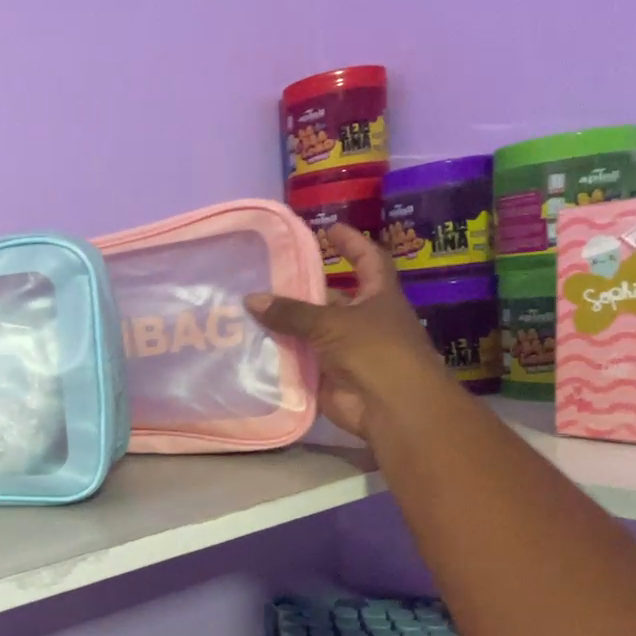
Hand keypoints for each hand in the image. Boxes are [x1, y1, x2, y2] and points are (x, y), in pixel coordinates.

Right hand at [245, 222, 451, 439]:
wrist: (390, 406)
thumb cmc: (374, 350)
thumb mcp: (331, 322)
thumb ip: (291, 311)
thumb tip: (251, 298)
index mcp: (378, 296)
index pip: (368, 259)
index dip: (352, 242)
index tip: (329, 228)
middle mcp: (363, 320)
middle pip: (330, 298)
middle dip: (301, 289)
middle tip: (264, 276)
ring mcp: (345, 350)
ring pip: (310, 331)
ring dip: (284, 324)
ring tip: (246, 310)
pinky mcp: (328, 376)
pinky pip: (299, 361)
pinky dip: (278, 355)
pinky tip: (248, 346)